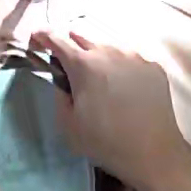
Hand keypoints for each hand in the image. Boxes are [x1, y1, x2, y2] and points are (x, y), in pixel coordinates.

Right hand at [31, 27, 190, 190]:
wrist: (153, 153)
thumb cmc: (105, 141)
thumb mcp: (68, 124)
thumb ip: (59, 94)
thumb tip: (62, 78)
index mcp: (84, 65)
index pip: (57, 40)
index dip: (44, 36)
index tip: (37, 36)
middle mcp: (110, 52)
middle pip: (84, 39)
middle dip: (73, 46)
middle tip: (70, 64)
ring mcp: (135, 57)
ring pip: (110, 48)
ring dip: (100, 58)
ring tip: (101, 80)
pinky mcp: (154, 67)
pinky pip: (132, 60)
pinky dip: (123, 68)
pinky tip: (126, 89)